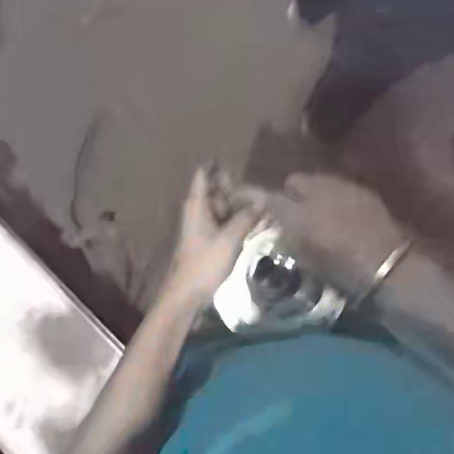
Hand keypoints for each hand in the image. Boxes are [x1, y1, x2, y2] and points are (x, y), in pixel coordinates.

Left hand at [156, 166, 261, 309]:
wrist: (186, 296)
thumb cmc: (204, 264)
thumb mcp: (229, 239)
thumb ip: (246, 218)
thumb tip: (261, 201)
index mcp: (197, 206)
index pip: (204, 175)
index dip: (217, 164)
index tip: (234, 156)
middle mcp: (200, 213)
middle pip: (218, 192)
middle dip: (238, 189)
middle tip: (263, 188)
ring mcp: (205, 229)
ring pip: (225, 210)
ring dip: (242, 207)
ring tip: (267, 205)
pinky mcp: (211, 243)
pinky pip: (227, 225)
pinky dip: (240, 222)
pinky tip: (258, 224)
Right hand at [261, 173, 406, 292]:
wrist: (387, 266)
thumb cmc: (345, 272)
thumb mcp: (309, 262)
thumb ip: (292, 241)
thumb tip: (285, 230)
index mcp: (299, 217)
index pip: (272, 200)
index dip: (271, 208)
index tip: (275, 218)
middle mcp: (317, 195)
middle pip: (294, 180)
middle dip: (293, 192)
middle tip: (298, 210)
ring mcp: (341, 188)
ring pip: (317, 178)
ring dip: (315, 190)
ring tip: (321, 207)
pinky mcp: (362, 189)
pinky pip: (340, 184)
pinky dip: (336, 193)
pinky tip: (344, 209)